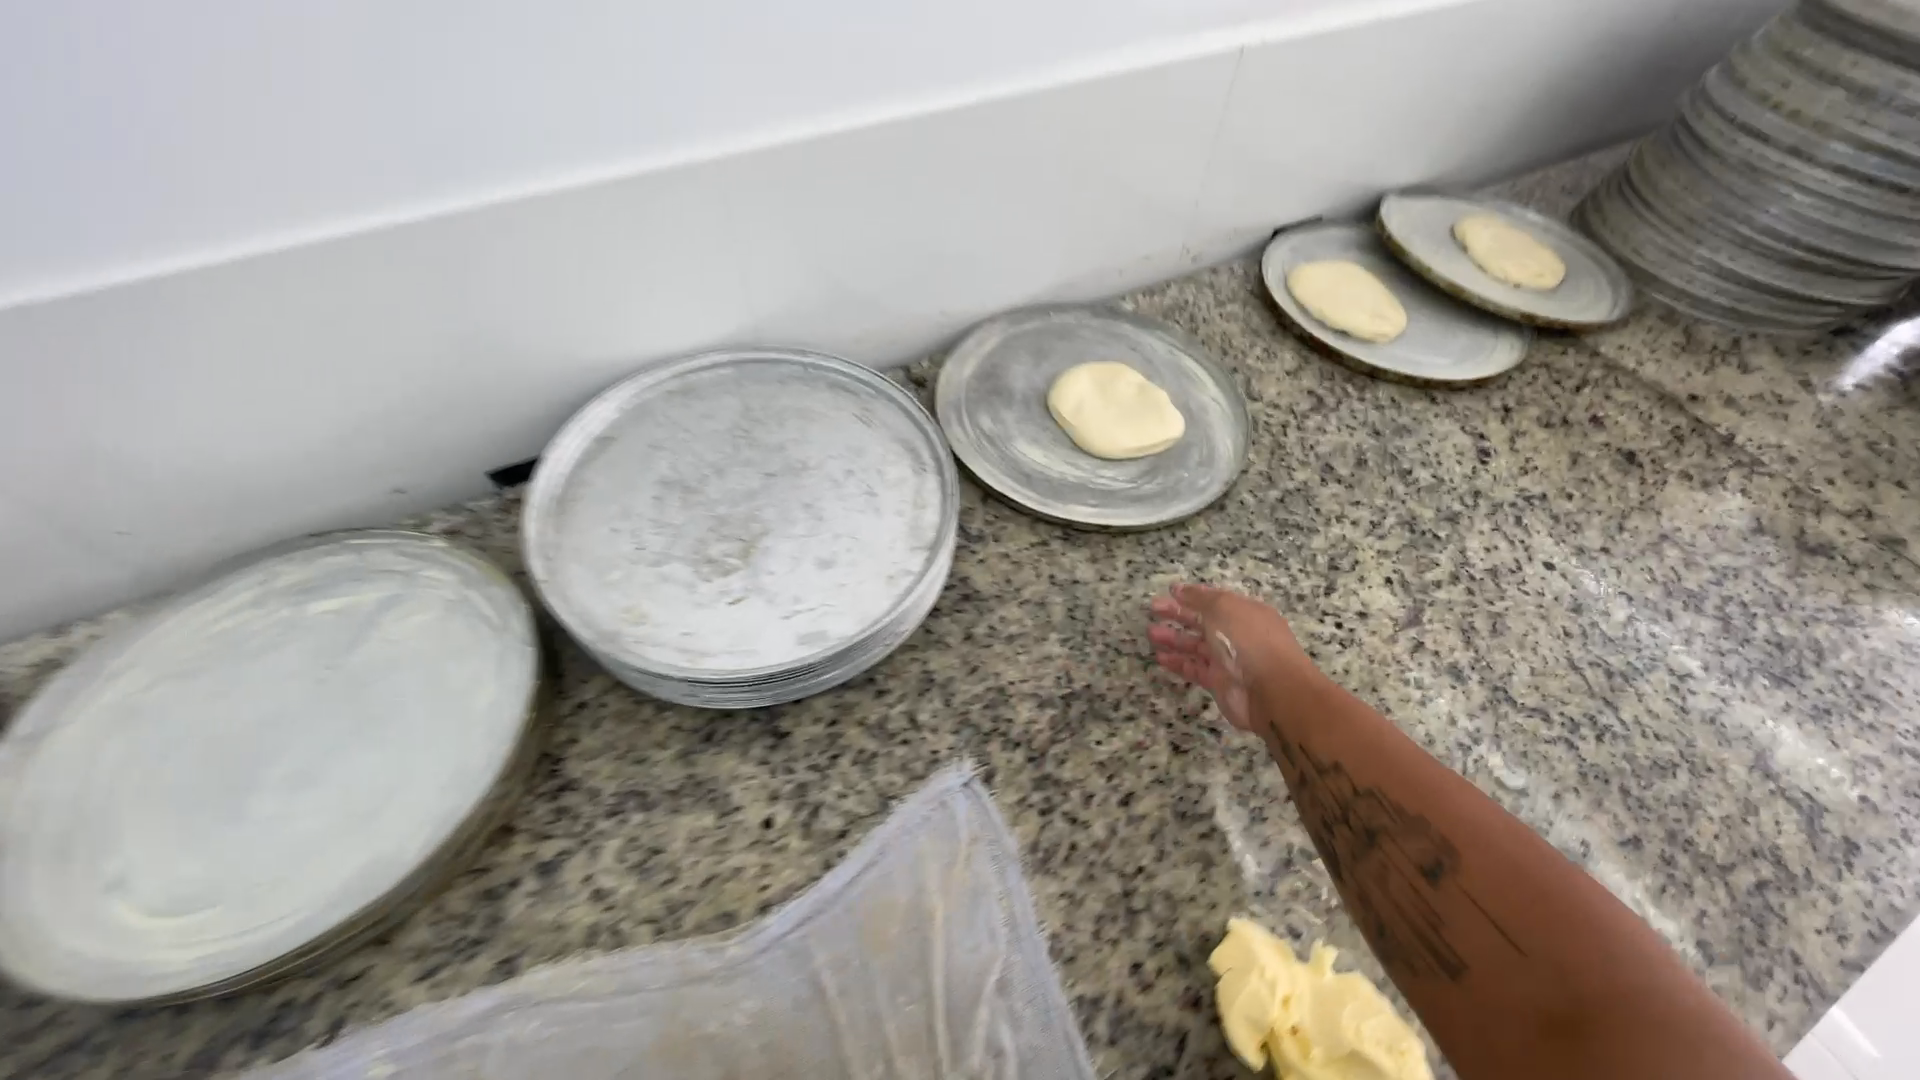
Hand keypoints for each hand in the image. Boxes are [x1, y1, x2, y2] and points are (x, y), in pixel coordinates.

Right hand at [1148, 584, 1306, 734]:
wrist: (1272, 690)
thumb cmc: (1249, 640)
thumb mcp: (1224, 608)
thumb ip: (1199, 598)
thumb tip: (1180, 589)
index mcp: (1245, 612)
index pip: (1215, 600)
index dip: (1193, 595)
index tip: (1170, 591)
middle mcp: (1237, 634)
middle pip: (1203, 621)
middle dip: (1178, 614)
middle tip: (1153, 609)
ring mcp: (1229, 659)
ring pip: (1196, 646)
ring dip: (1174, 638)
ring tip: (1151, 633)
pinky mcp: (1220, 683)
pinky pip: (1195, 669)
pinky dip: (1178, 663)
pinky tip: (1160, 657)